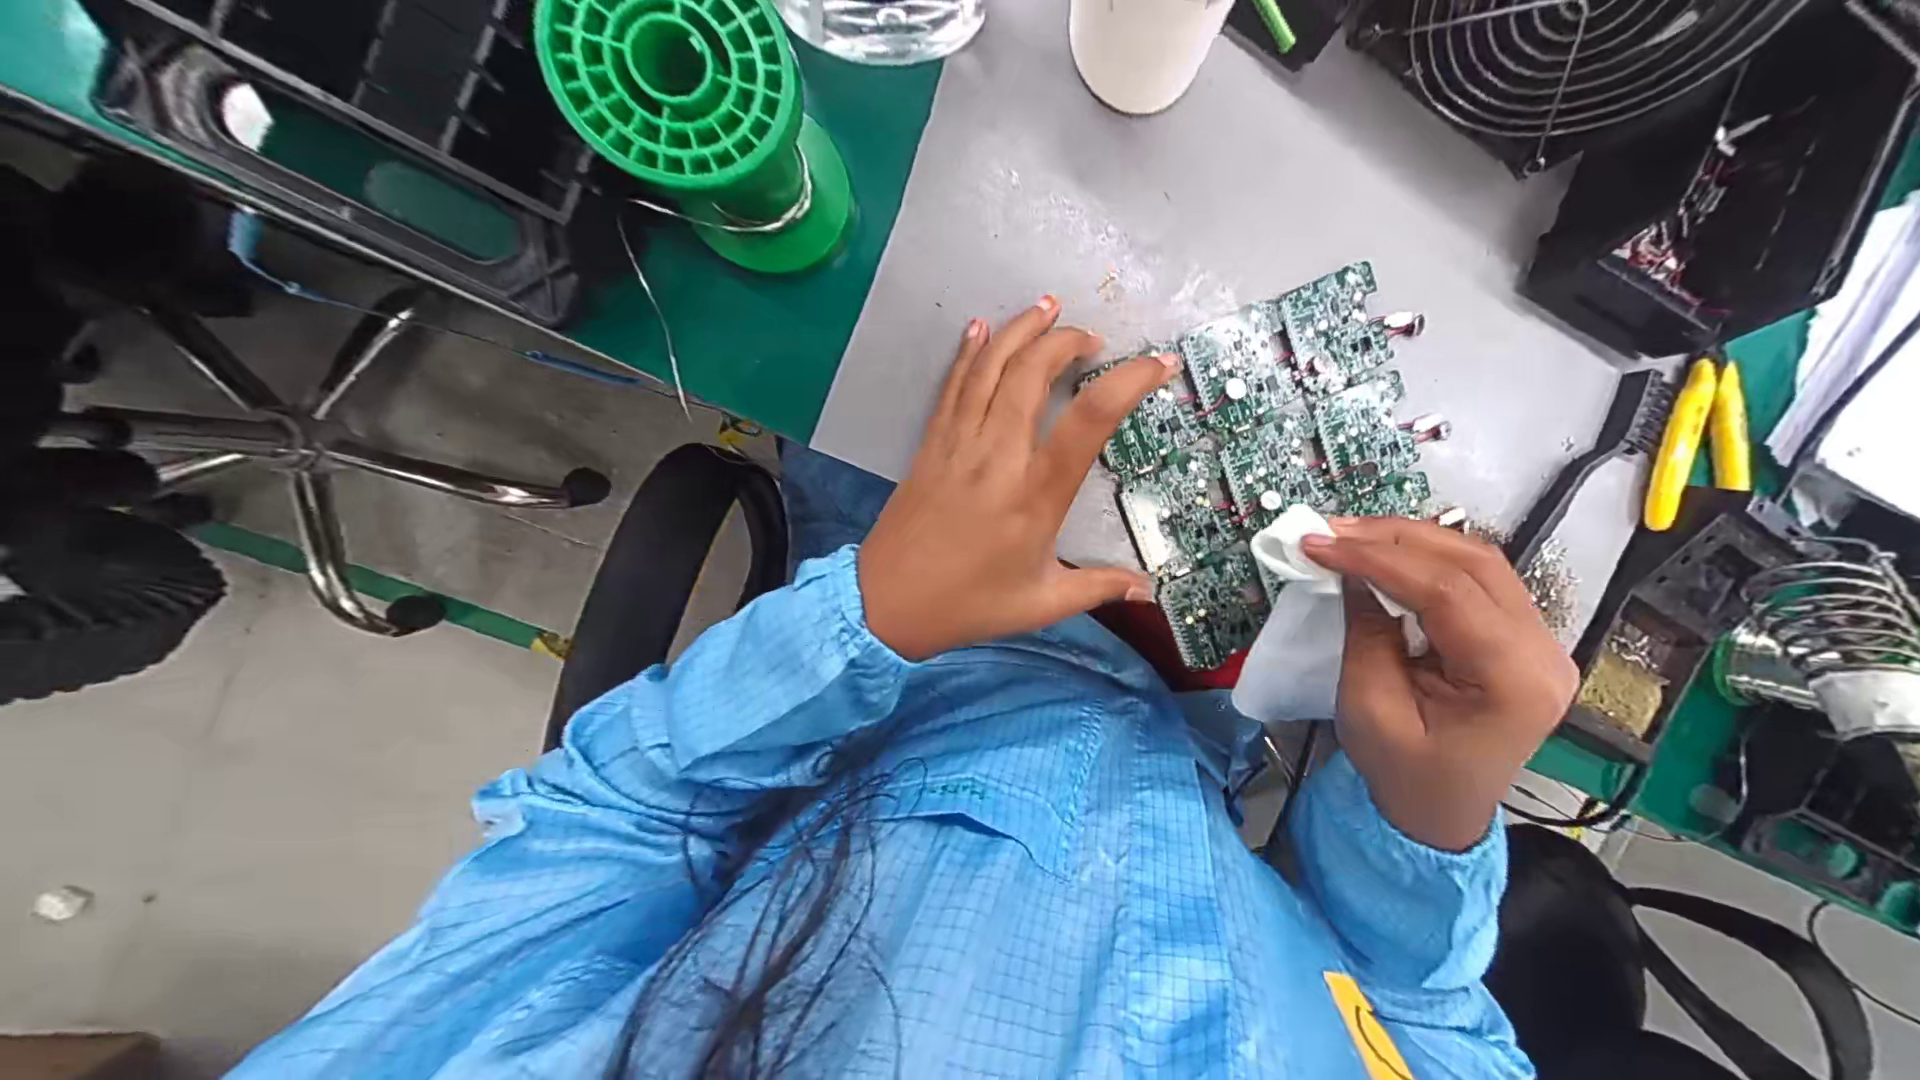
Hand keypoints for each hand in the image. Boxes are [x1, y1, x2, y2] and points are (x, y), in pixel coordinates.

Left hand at [858, 297, 1178, 659]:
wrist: (886, 602)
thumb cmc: (968, 605)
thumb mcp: (1041, 603)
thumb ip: (1097, 587)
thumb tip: (1146, 590)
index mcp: (1035, 494)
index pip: (1089, 420)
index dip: (1129, 382)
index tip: (1156, 362)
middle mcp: (998, 456)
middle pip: (1033, 373)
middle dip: (1066, 341)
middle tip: (1091, 337)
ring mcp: (958, 444)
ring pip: (990, 368)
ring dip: (1020, 330)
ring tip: (1046, 305)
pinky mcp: (930, 445)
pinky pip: (952, 386)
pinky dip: (969, 353)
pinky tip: (979, 328)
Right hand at [1301, 518, 1576, 850]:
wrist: (1437, 810)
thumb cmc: (1402, 772)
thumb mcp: (1370, 706)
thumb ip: (1367, 632)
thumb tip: (1351, 571)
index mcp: (1513, 679)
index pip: (1447, 591)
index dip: (1377, 558)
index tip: (1319, 544)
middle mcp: (1542, 651)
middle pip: (1472, 563)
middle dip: (1394, 537)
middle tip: (1330, 530)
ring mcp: (1538, 640)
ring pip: (1477, 561)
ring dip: (1408, 540)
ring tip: (1349, 534)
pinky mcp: (1516, 636)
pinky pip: (1473, 579)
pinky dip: (1422, 558)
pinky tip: (1382, 553)